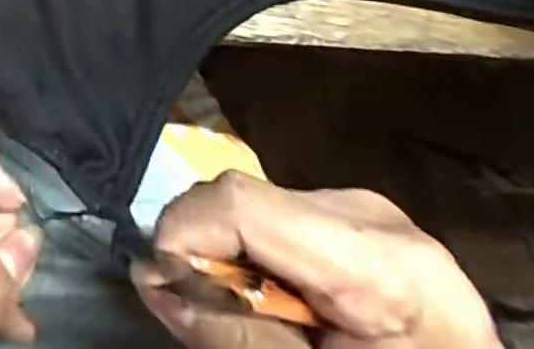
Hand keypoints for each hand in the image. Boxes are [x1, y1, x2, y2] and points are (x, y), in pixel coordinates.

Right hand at [131, 171, 498, 348]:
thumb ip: (241, 336)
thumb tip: (152, 280)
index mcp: (380, 262)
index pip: (245, 203)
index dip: (183, 235)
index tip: (160, 290)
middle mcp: (369, 213)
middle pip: (244, 199)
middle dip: (203, 253)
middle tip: (202, 320)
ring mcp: (365, 209)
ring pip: (255, 205)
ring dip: (229, 258)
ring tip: (255, 323)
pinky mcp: (357, 218)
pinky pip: (279, 219)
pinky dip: (257, 258)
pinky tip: (280, 308)